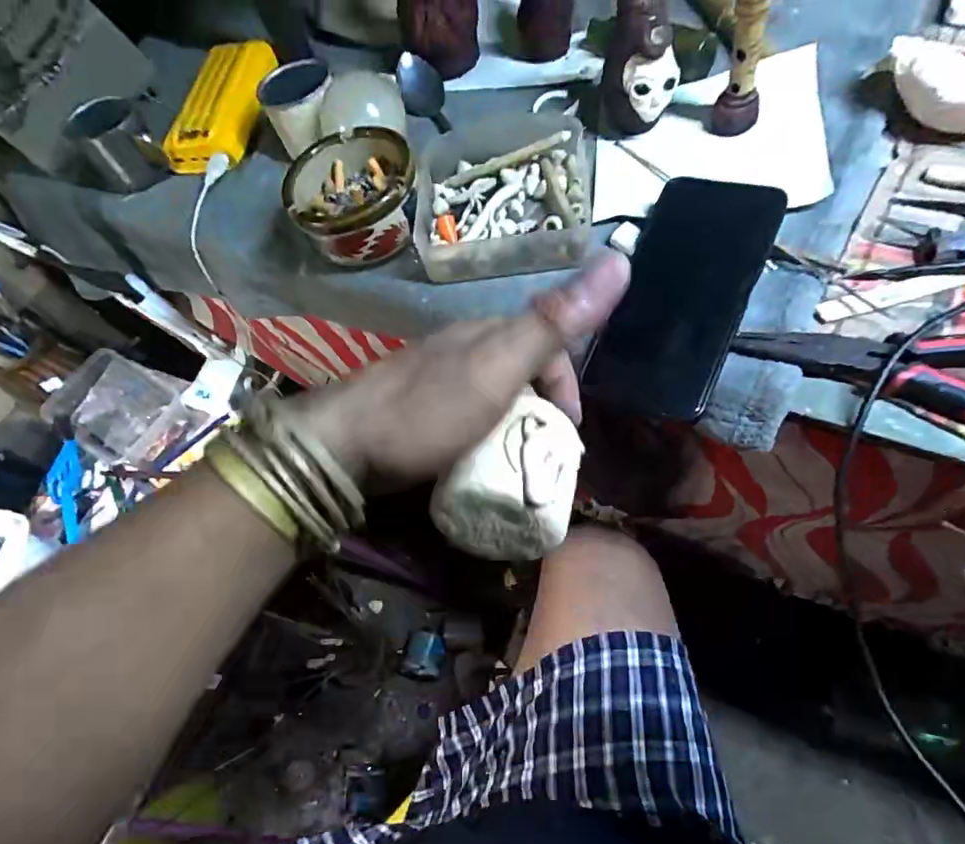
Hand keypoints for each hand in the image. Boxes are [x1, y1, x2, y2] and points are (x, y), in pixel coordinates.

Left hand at [287, 252, 630, 484]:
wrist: (345, 446)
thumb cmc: (427, 410)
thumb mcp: (498, 366)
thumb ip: (552, 323)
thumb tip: (620, 259)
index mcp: (485, 333)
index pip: (548, 346)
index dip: (568, 387)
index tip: (567, 434)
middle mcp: (461, 350)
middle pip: (522, 371)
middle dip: (543, 410)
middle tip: (547, 454)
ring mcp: (435, 382)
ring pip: (494, 398)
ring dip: (514, 427)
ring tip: (518, 463)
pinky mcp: (417, 414)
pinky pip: (467, 420)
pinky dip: (484, 439)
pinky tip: (479, 461)